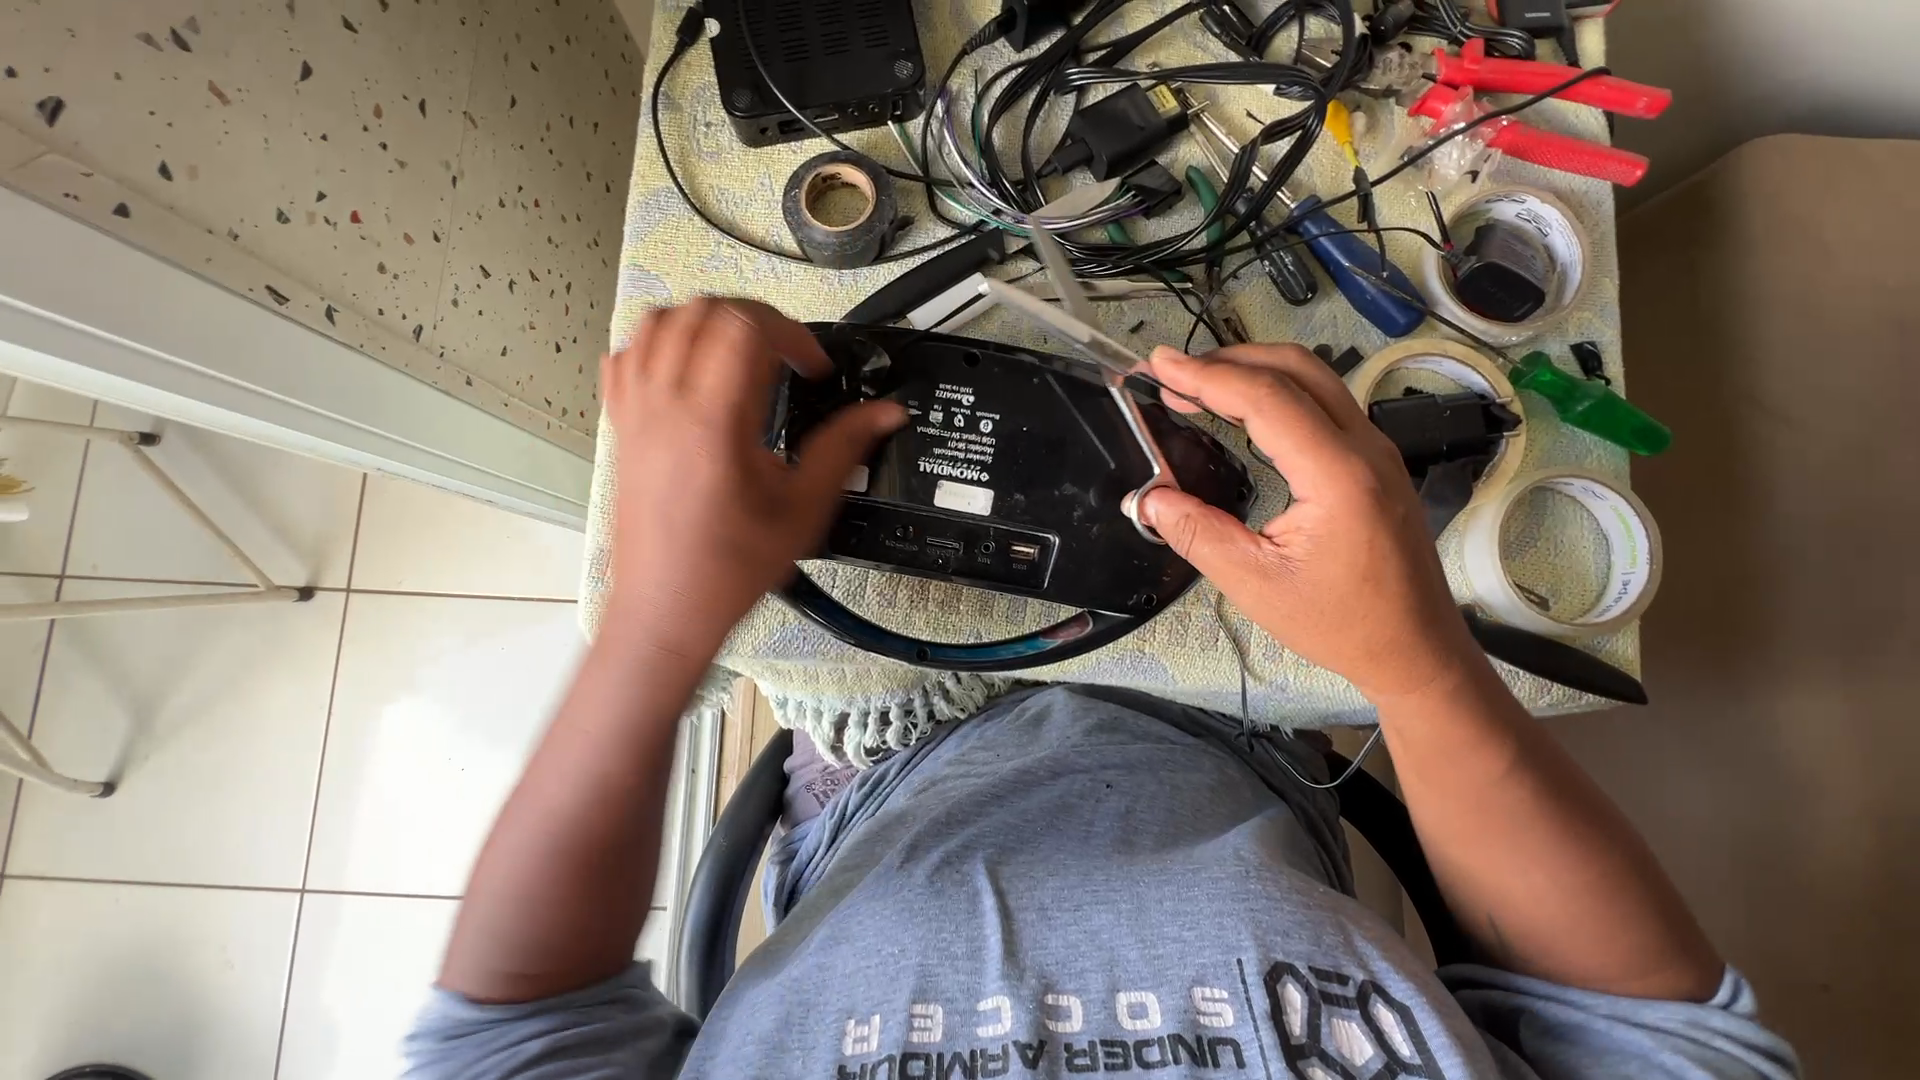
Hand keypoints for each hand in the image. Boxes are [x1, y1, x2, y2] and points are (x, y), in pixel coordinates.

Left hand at [601, 298, 904, 650]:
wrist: (668, 606)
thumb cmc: (727, 568)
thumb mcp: (802, 508)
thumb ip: (843, 449)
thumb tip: (883, 415)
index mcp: (714, 420)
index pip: (747, 327)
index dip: (792, 334)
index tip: (811, 369)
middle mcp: (667, 405)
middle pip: (704, 310)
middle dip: (755, 318)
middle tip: (783, 353)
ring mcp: (637, 413)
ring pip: (659, 321)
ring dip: (706, 320)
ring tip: (739, 350)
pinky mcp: (622, 427)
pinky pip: (627, 356)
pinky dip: (658, 343)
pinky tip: (686, 368)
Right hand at [1138, 344, 1480, 702]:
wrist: (1416, 649)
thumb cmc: (1340, 623)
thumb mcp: (1255, 585)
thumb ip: (1196, 533)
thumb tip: (1148, 498)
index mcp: (1337, 475)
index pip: (1266, 398)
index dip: (1207, 376)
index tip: (1158, 366)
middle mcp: (1364, 448)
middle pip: (1294, 369)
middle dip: (1227, 360)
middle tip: (1172, 373)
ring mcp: (1375, 450)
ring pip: (1314, 378)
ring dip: (1253, 370)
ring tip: (1198, 386)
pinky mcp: (1374, 461)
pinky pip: (1324, 403)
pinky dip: (1275, 392)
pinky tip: (1241, 412)